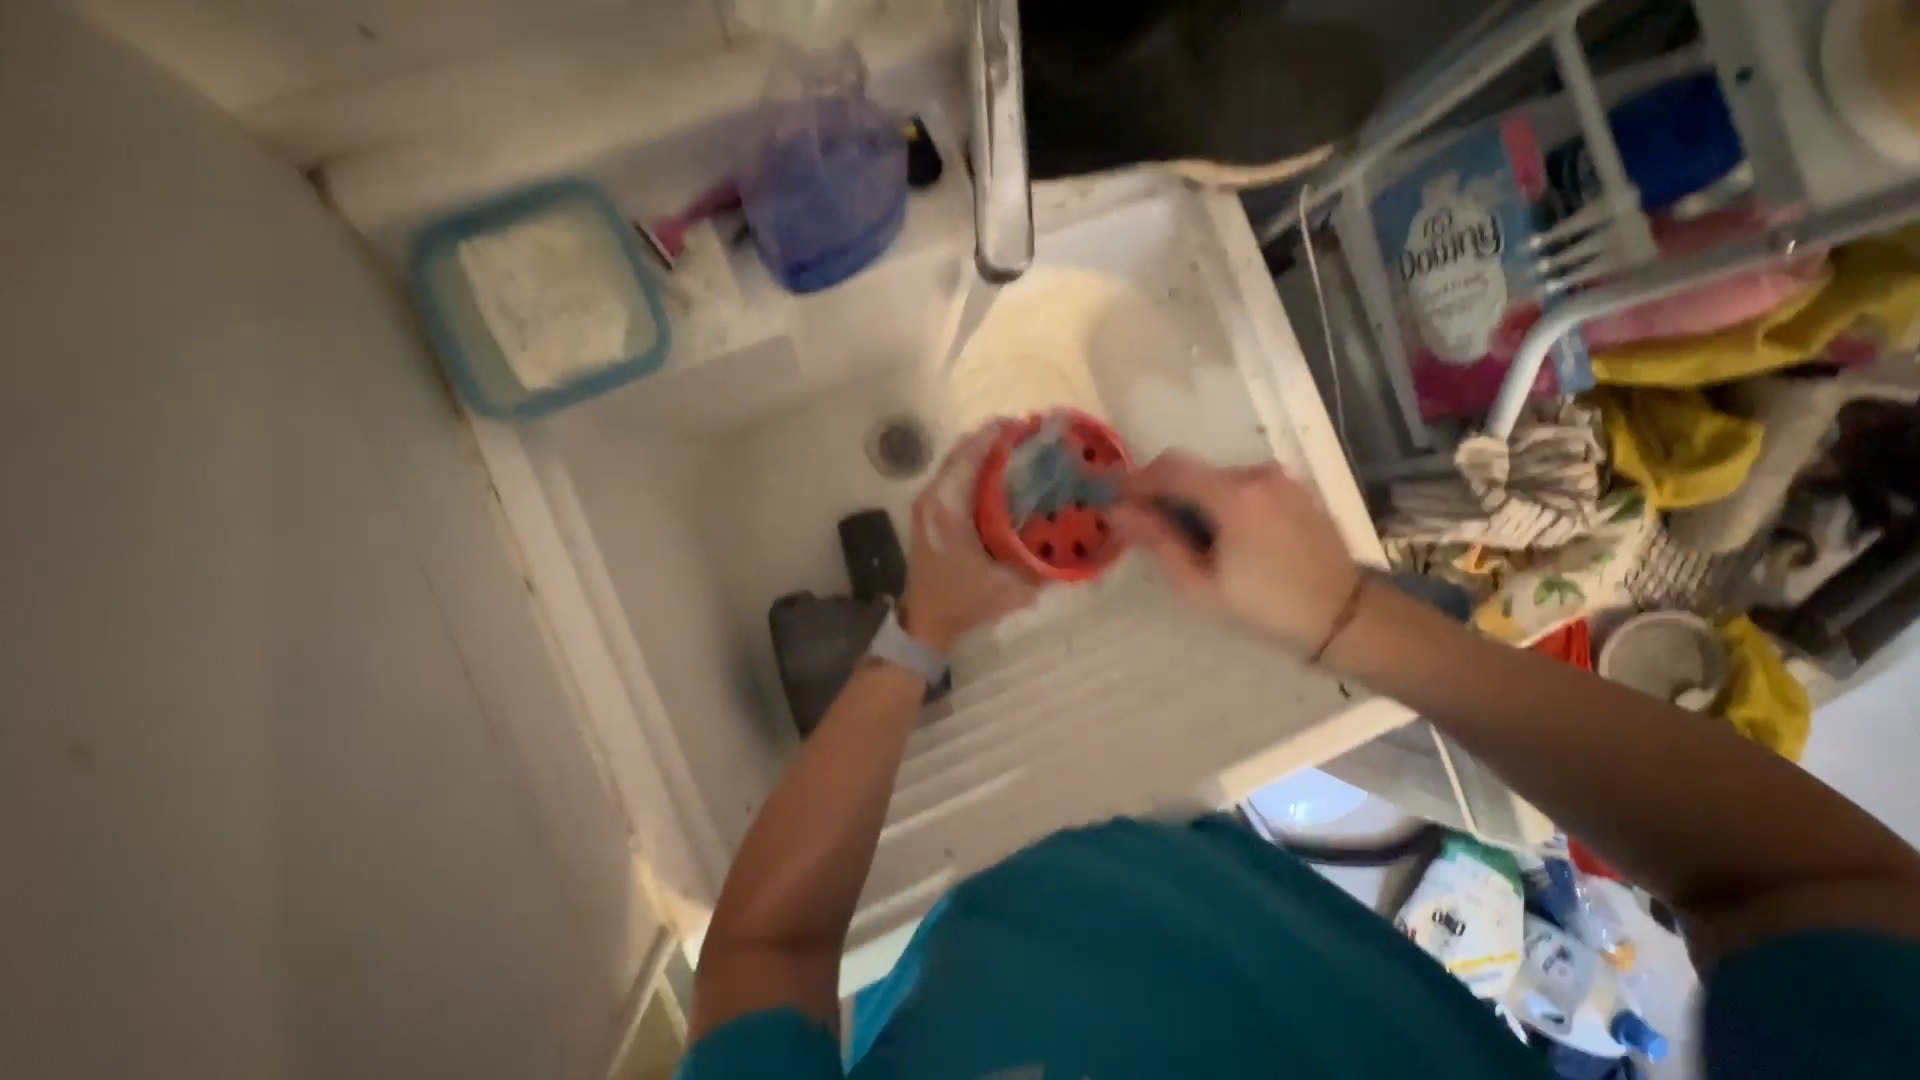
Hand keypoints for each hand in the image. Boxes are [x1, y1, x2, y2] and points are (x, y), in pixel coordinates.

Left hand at [900, 422, 1041, 651]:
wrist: (925, 622)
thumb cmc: (962, 602)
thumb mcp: (1008, 589)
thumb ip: (1042, 569)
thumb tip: (1079, 550)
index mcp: (948, 507)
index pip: (970, 454)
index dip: (996, 434)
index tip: (1027, 425)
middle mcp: (933, 497)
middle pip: (963, 451)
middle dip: (995, 438)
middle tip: (1031, 437)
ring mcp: (928, 503)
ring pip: (958, 462)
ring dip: (985, 451)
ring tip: (1021, 450)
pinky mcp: (930, 512)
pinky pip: (955, 477)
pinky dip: (977, 468)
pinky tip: (1003, 476)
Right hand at [1110, 452, 1361, 654]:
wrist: (1345, 616)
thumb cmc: (1265, 607)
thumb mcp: (1200, 586)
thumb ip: (1157, 541)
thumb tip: (1117, 511)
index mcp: (1233, 495)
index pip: (1168, 468)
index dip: (1135, 481)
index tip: (1114, 502)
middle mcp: (1257, 474)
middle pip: (1192, 471)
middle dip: (1164, 494)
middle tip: (1150, 532)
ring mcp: (1281, 479)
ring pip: (1218, 479)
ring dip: (1195, 500)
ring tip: (1193, 544)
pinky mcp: (1296, 490)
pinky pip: (1245, 487)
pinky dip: (1223, 503)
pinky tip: (1227, 540)